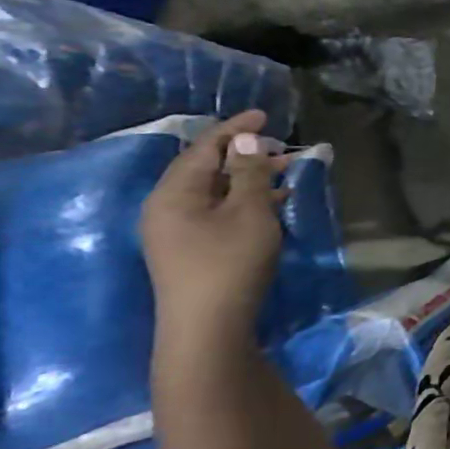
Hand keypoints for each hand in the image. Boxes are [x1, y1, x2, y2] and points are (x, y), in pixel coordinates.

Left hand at [140, 110, 288, 343]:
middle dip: (244, 154)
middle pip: (205, 168)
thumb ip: (248, 172)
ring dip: (247, 179)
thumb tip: (245, 140)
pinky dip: (242, 202)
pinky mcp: (188, 252)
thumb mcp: (249, 211)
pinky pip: (215, 213)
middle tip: (279, 147)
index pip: (204, 147)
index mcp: (173, 193)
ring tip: (283, 174)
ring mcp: (174, 233)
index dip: (236, 128)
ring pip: (213, 192)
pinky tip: (270, 205)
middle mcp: (166, 208)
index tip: (265, 115)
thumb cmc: (229, 263)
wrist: (208, 332)